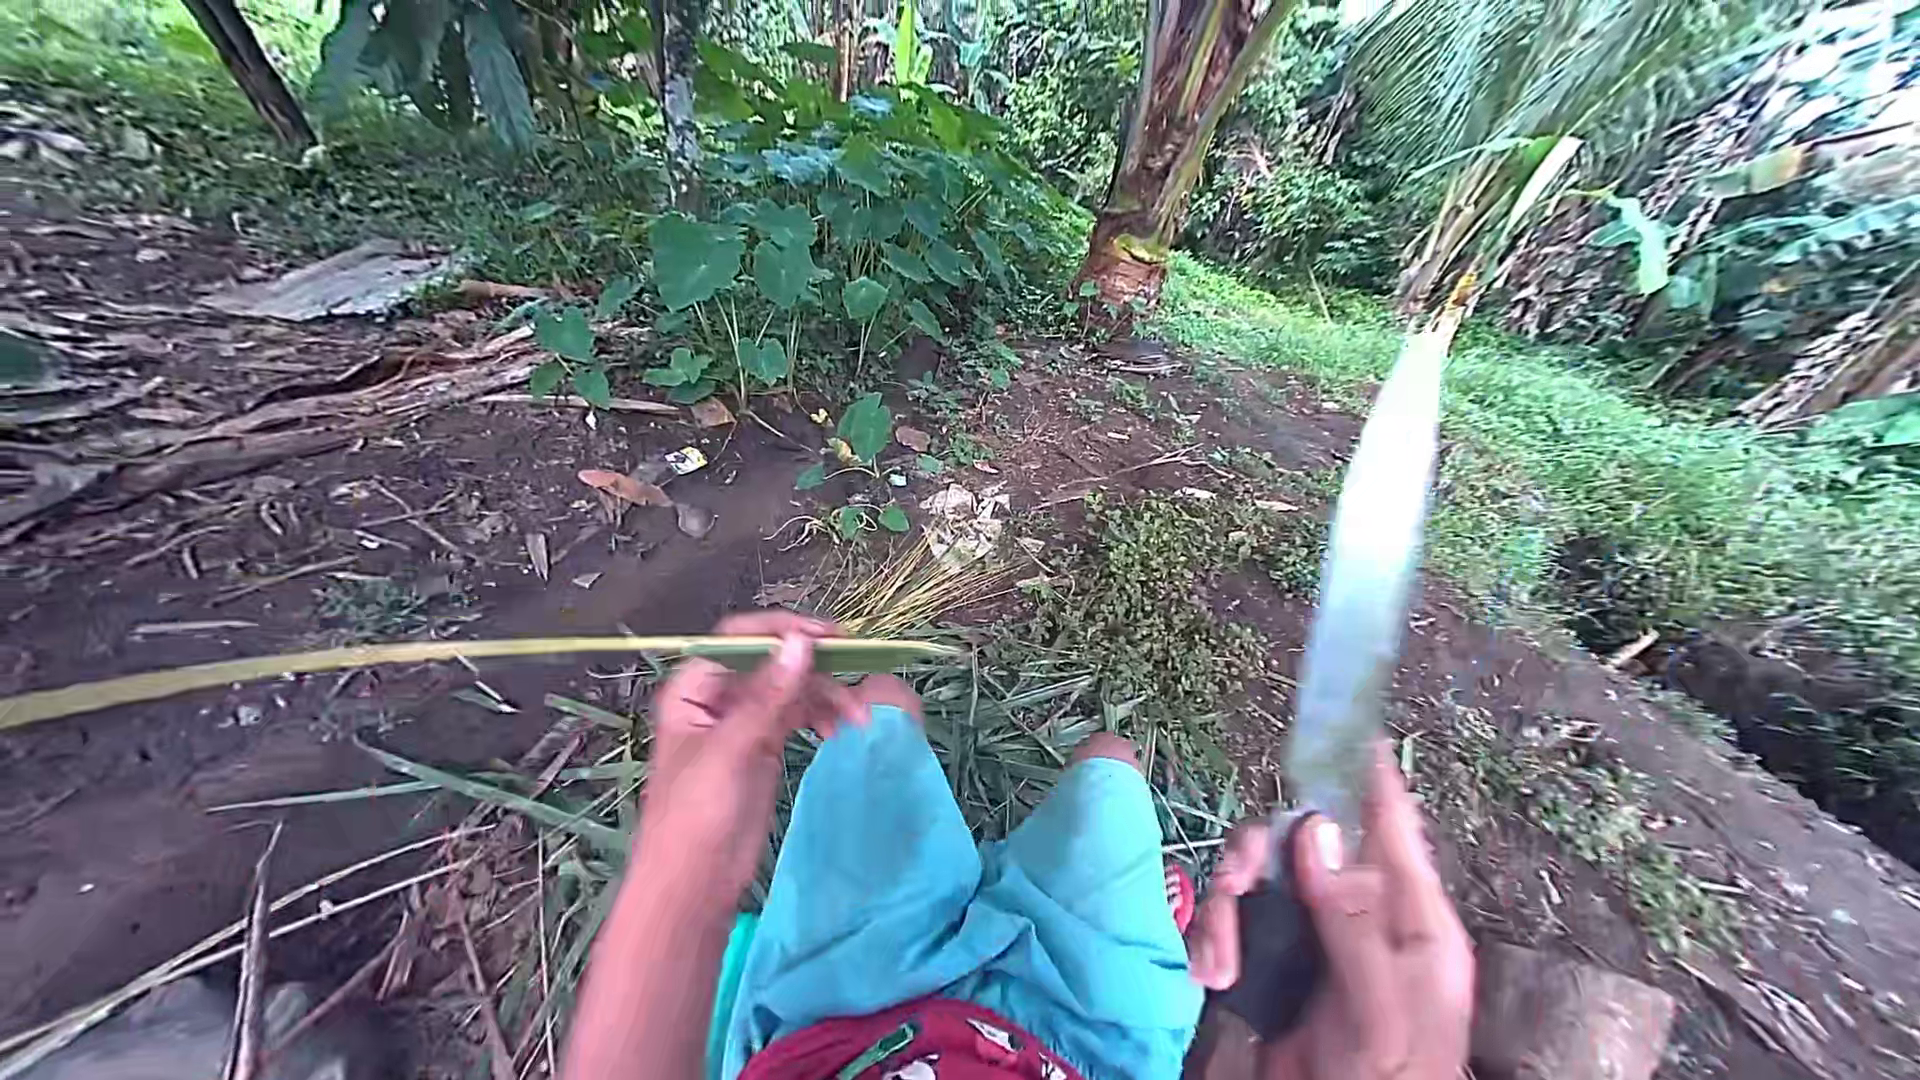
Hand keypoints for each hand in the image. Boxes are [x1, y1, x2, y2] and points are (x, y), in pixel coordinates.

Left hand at [638, 611, 856, 903]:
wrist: (694, 887)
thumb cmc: (696, 817)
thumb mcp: (732, 751)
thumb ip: (768, 696)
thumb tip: (802, 642)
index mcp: (696, 687)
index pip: (741, 638)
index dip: (782, 630)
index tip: (826, 636)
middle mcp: (721, 695)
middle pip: (775, 660)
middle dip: (815, 666)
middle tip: (856, 669)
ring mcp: (746, 718)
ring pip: (794, 686)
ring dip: (827, 695)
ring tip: (857, 717)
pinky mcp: (766, 741)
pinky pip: (800, 713)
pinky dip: (823, 715)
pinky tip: (840, 730)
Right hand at [1186, 746, 1473, 1079]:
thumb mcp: (1379, 1016)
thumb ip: (1351, 921)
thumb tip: (1316, 828)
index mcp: (1407, 921)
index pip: (1393, 829)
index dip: (1373, 778)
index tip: (1354, 732)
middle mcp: (1352, 910)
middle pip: (1295, 839)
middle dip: (1255, 855)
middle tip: (1234, 881)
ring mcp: (1306, 928)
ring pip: (1252, 870)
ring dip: (1227, 905)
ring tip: (1216, 958)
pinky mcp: (1266, 948)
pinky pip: (1229, 911)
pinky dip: (1212, 934)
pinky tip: (1211, 973)